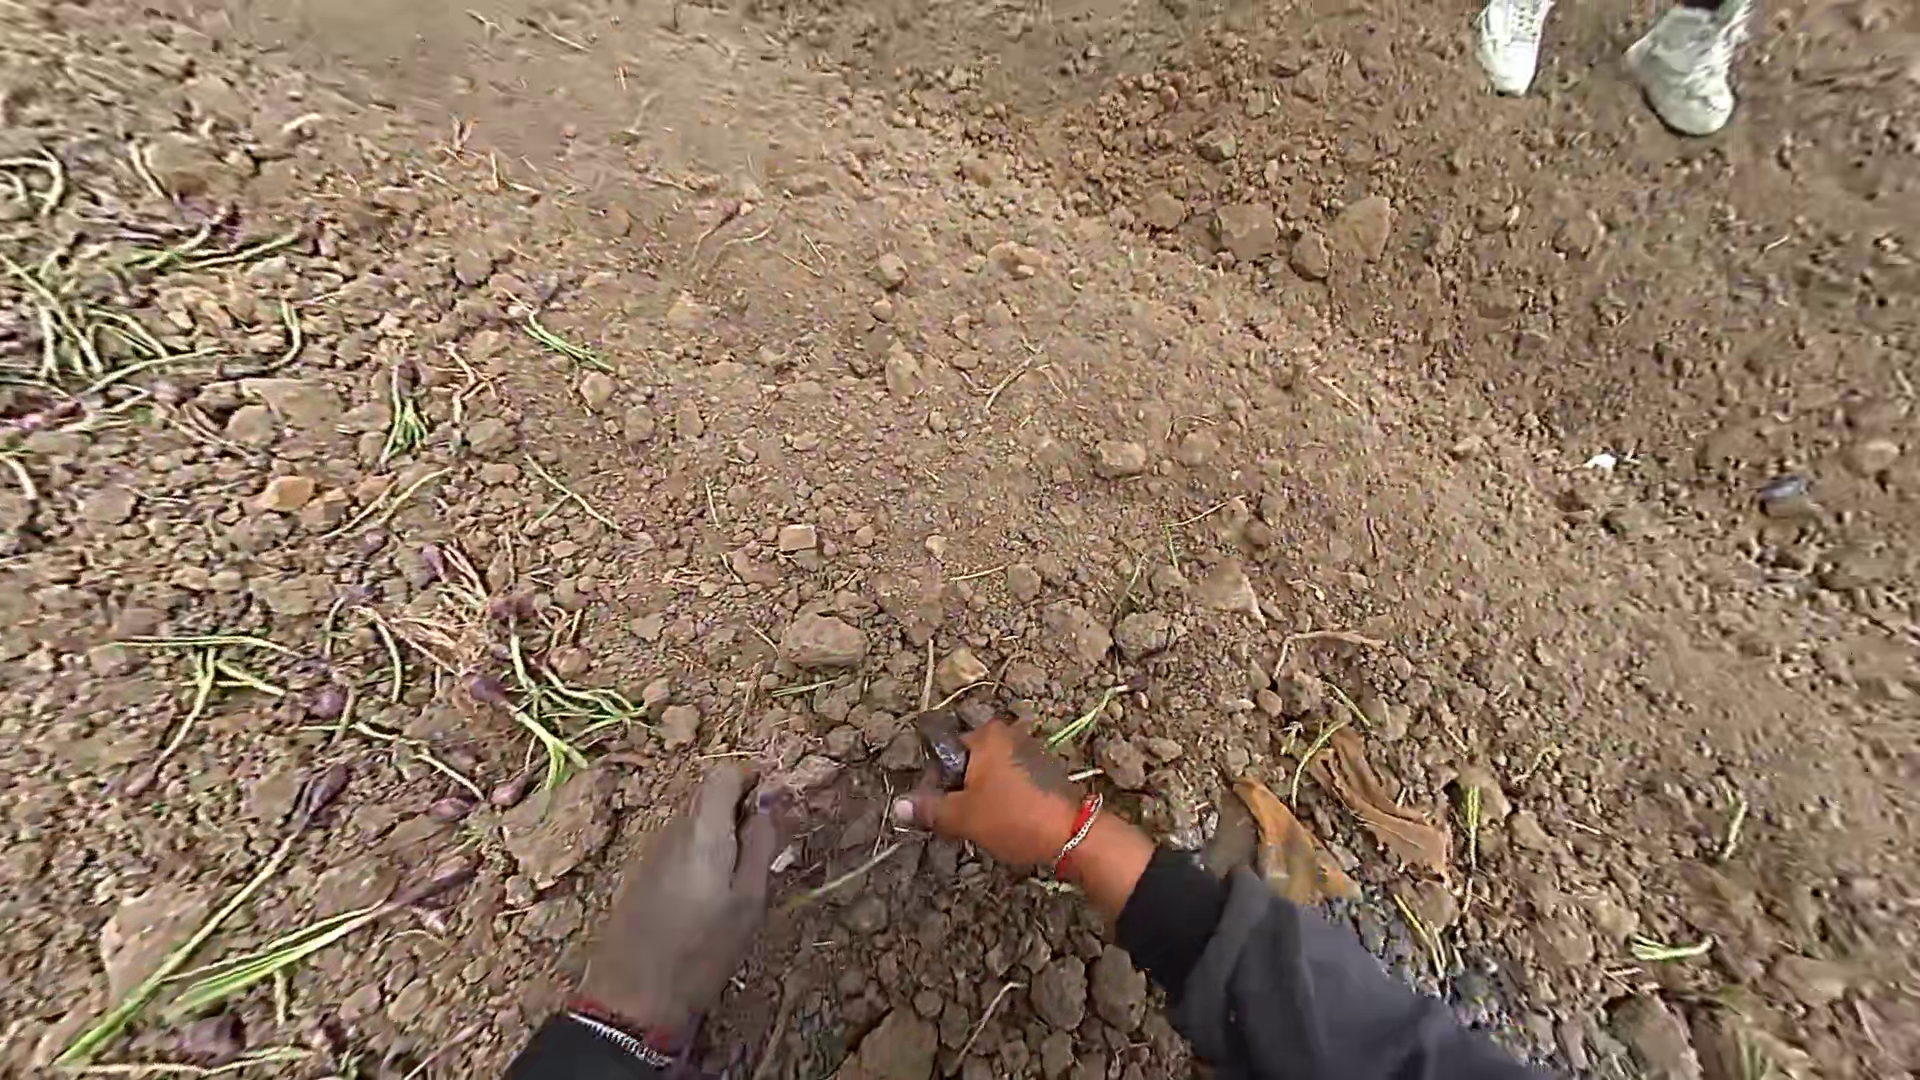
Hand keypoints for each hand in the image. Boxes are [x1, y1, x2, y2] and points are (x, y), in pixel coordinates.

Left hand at [577, 766, 777, 1035]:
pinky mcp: (643, 873)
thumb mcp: (748, 898)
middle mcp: (675, 829)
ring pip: (695, 817)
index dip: (752, 777)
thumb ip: (761, 842)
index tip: (773, 801)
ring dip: (722, 826)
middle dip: (740, 803)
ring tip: (741, 866)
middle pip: (709, 792)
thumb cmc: (703, 949)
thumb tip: (770, 803)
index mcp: (704, 829)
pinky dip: (702, 846)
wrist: (631, 1002)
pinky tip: (711, 886)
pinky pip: (680, 841)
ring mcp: (654, 850)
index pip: (725, 773)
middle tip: (763, 836)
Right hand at [894, 718, 1155, 918]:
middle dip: (958, 791)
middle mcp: (1007, 734)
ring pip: (989, 773)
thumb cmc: (1014, 817)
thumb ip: (929, 809)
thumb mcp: (964, 816)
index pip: (943, 753)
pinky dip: (1002, 797)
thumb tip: (898, 806)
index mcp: (985, 735)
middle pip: (966, 763)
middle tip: (959, 822)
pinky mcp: (1044, 769)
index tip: (935, 811)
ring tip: (983, 826)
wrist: (1074, 834)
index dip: (934, 784)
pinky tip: (1006, 822)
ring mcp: (1028, 750)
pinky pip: (1010, 779)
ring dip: (980, 796)